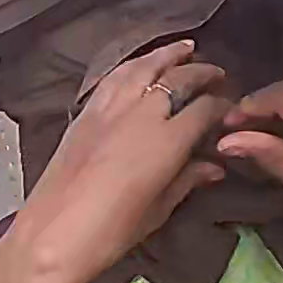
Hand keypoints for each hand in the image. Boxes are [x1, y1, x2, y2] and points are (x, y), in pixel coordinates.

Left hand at [0, 40, 229, 282]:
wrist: (52, 234)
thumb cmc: (111, 232)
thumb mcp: (158, 210)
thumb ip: (188, 179)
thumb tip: (214, 166)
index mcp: (166, 140)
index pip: (204, 109)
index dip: (222, 106)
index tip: (231, 110)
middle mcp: (141, 114)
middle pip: (178, 79)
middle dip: (202, 72)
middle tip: (218, 73)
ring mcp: (110, 108)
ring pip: (143, 67)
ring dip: (167, 55)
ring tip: (186, 47)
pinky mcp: (86, 113)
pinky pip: (115, 76)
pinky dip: (134, 65)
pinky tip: (141, 64)